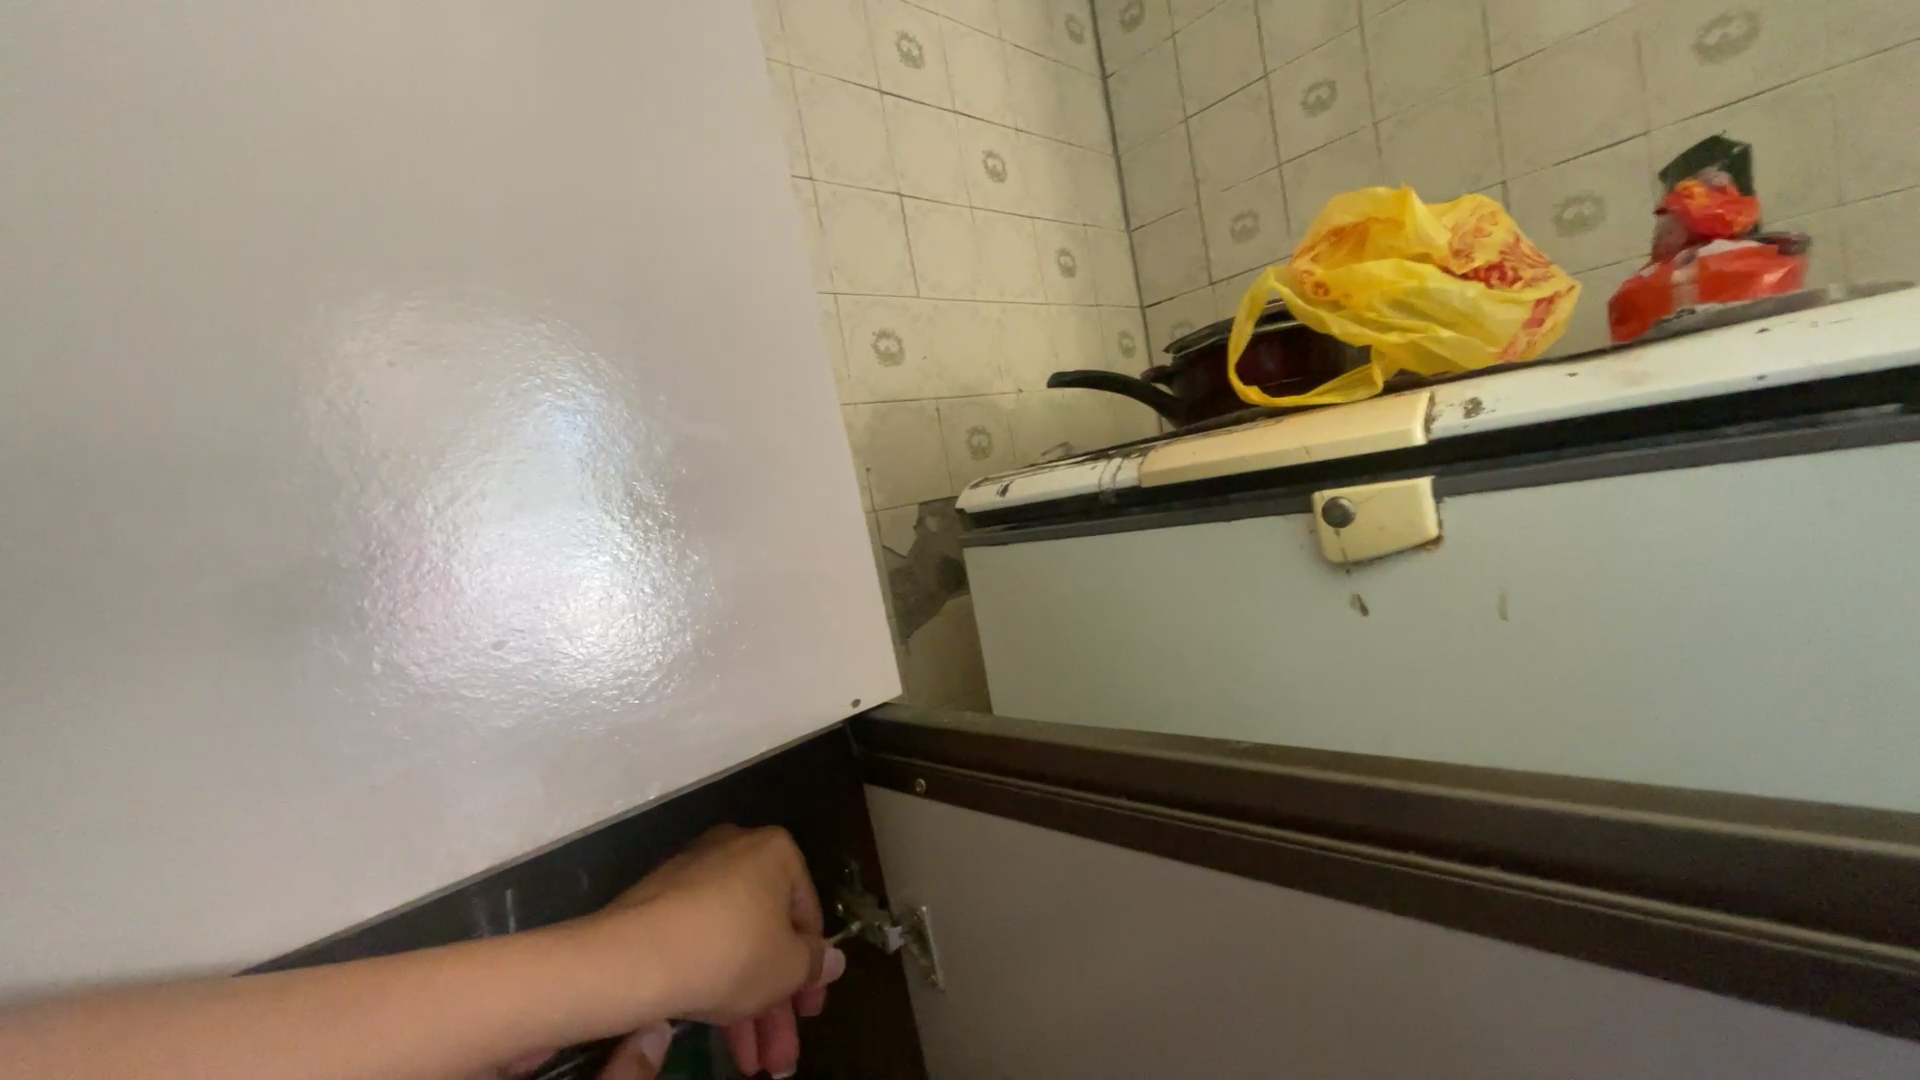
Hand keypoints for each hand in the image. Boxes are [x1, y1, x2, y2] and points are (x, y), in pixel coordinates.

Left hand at [581, 826, 845, 1078]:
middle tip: (778, 1052)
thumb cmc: (731, 952)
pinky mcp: (658, 901)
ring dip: (745, 1003)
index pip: (807, 915)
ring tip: (750, 1062)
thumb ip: (815, 964)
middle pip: (767, 934)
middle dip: (775, 1000)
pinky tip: (714, 1026)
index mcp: (777, 852)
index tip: (809, 1011)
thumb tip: (832, 959)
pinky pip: (699, 940)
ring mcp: (694, 874)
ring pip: (732, 942)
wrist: (635, 956)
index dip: (812, 971)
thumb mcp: (787, 968)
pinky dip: (712, 979)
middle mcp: (737, 850)